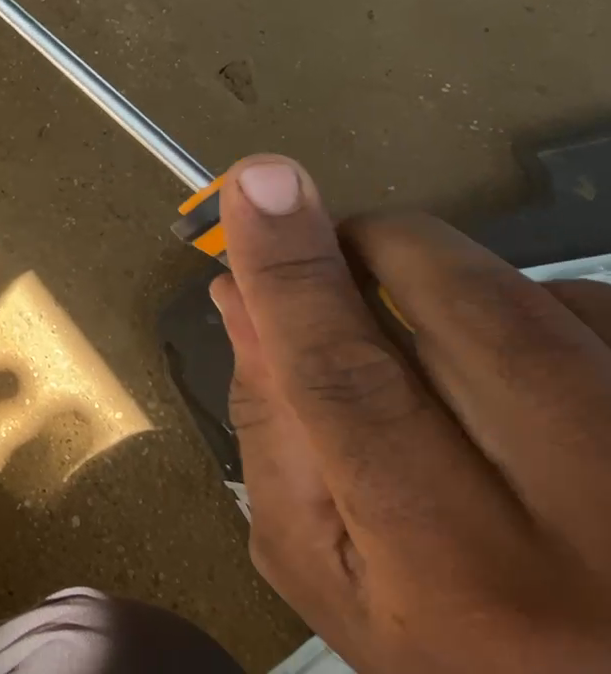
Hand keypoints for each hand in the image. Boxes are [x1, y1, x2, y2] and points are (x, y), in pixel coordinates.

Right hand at [211, 154, 610, 672]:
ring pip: (554, 308)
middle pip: (478, 318)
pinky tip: (543, 387)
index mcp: (457, 571)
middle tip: (339, 245)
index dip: (295, 276)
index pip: (350, 384)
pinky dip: (551, 318)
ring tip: (451, 369)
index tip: (259, 184)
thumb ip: (268, 428)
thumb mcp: (317, 561)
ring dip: (465, 296)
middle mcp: (603, 527)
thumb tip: (238, 294)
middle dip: (383, 247)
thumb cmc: (444, 639)